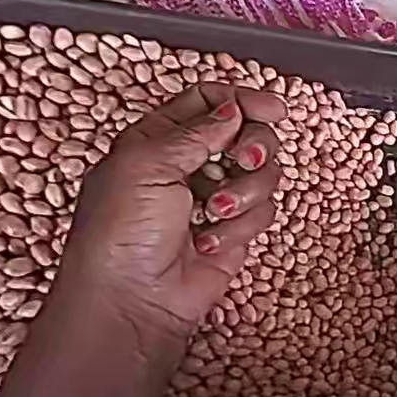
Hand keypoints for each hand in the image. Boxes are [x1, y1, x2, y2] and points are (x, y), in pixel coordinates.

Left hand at [52, 83, 283, 344]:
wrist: (135, 296)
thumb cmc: (123, 230)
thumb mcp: (148, 165)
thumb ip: (197, 132)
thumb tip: (235, 109)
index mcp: (162, 138)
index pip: (211, 102)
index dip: (243, 100)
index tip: (274, 108)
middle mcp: (193, 164)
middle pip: (249, 135)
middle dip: (254, 147)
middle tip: (244, 161)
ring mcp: (219, 198)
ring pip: (264, 176)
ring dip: (244, 194)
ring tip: (214, 214)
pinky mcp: (238, 230)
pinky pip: (264, 213)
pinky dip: (240, 228)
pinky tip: (210, 242)